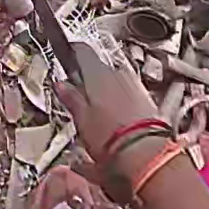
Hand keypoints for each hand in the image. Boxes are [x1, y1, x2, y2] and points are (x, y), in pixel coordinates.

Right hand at [55, 45, 165, 185]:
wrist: (148, 158)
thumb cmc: (110, 139)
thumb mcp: (82, 120)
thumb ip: (71, 98)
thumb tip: (60, 84)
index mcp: (98, 73)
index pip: (82, 51)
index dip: (72, 52)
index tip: (66, 59)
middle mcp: (117, 73)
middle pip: (97, 68)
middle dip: (87, 80)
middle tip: (76, 99)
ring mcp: (134, 86)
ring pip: (112, 83)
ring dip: (103, 93)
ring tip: (95, 117)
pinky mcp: (146, 102)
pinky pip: (125, 95)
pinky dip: (117, 104)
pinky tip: (113, 124)